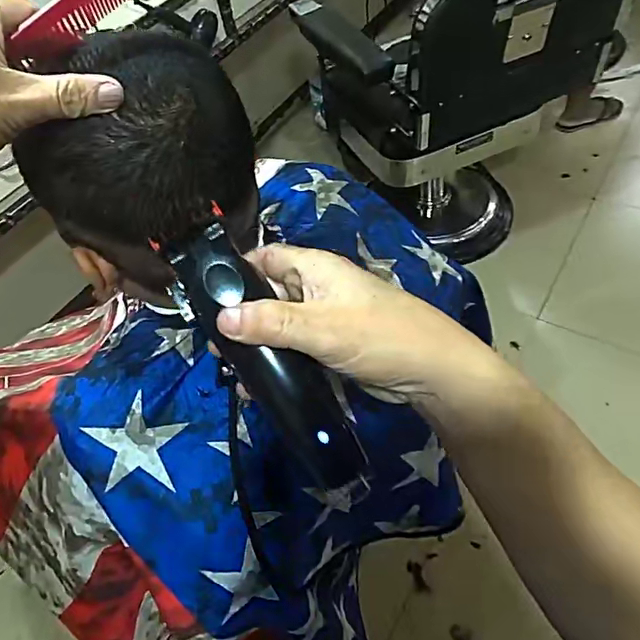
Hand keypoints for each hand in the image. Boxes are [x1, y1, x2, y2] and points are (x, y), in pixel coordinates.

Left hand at [0, 0, 122, 218]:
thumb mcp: (22, 105)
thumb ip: (71, 94)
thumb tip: (109, 90)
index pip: (33, 12)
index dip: (58, 40)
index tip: (71, 65)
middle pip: (7, 36)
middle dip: (28, 67)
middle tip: (38, 100)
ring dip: (0, 82)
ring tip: (2, 116)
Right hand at [215, 244, 531, 428]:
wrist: (431, 372)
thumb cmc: (380, 336)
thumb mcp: (321, 328)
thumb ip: (271, 322)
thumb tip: (222, 316)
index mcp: (316, 267)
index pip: (267, 256)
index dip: (238, 270)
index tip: (208, 295)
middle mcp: (318, 286)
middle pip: (270, 291)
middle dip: (243, 314)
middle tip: (215, 344)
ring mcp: (327, 316)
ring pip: (282, 323)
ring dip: (259, 341)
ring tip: (231, 368)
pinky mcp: (333, 344)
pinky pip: (297, 346)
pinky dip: (279, 359)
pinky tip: (259, 383)